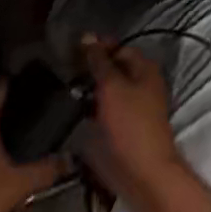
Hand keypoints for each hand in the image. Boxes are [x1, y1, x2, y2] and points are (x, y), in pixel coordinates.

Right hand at [79, 36, 183, 200]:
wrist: (144, 175)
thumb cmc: (130, 124)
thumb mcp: (111, 85)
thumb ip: (98, 60)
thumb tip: (87, 36)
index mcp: (144, 69)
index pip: (118, 47)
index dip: (97, 46)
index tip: (72, 49)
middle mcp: (142, 84)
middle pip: (113, 68)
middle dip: (91, 68)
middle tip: (66, 68)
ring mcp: (134, 107)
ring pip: (107, 89)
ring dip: (89, 88)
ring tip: (66, 87)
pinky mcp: (124, 127)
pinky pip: (105, 108)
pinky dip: (92, 107)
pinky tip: (74, 108)